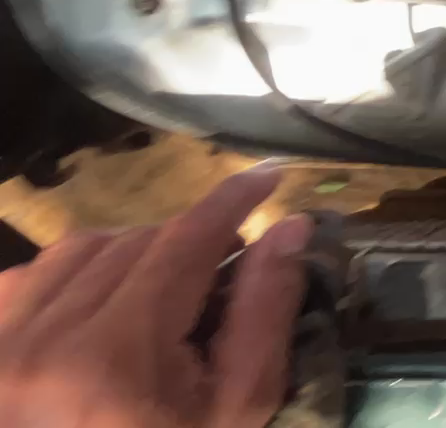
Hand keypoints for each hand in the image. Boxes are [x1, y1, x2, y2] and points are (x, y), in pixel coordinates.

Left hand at [0, 170, 310, 427]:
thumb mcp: (241, 397)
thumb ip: (267, 307)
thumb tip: (291, 226)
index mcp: (113, 353)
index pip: (187, 239)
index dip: (235, 198)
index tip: (270, 175)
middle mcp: (34, 343)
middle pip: (137, 240)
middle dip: (190, 240)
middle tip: (220, 271)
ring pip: (75, 251)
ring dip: (131, 251)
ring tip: (157, 286)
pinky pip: (17, 281)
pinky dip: (66, 277)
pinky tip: (92, 306)